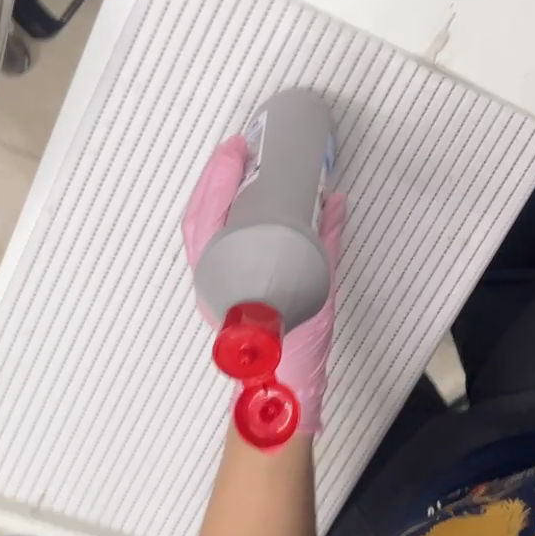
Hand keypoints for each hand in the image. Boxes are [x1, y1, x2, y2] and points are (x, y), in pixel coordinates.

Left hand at [182, 135, 347, 434]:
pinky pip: (217, 241)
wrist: (285, 390)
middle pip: (200, 218)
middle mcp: (212, 281)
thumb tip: (334, 202)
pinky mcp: (228, 286)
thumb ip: (326, 246)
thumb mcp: (318, 297)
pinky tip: (242, 197)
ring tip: (238, 162)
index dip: (216, 183)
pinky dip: (225, 212)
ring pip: (203, 229)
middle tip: (239, 145)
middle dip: (214, 177)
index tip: (234, 152)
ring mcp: (216, 284)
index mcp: (225, 284)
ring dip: (216, 191)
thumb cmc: (296, 353)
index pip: (207, 223)